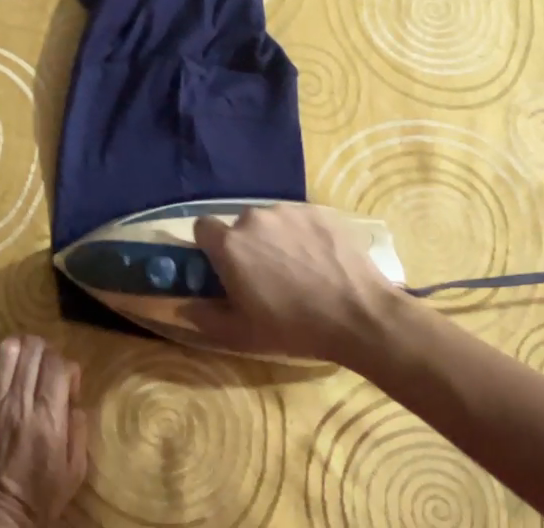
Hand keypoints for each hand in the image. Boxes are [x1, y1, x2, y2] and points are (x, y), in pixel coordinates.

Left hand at [0, 335, 88, 527]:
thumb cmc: (40, 494)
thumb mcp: (75, 470)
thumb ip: (79, 429)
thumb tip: (74, 399)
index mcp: (48, 418)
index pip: (58, 365)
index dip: (67, 365)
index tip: (68, 382)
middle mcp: (19, 402)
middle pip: (33, 350)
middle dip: (45, 350)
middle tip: (47, 365)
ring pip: (6, 349)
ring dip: (19, 346)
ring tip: (24, 357)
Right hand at [183, 203, 405, 361]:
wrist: (360, 316)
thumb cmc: (295, 328)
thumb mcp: (243, 334)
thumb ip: (206, 317)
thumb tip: (183, 305)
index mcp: (230, 244)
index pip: (202, 227)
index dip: (210, 246)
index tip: (225, 267)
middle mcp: (254, 218)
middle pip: (240, 225)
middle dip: (248, 245)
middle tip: (267, 275)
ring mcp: (289, 210)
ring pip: (272, 220)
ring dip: (277, 238)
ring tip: (300, 268)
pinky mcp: (320, 210)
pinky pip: (302, 218)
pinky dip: (306, 234)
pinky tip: (323, 259)